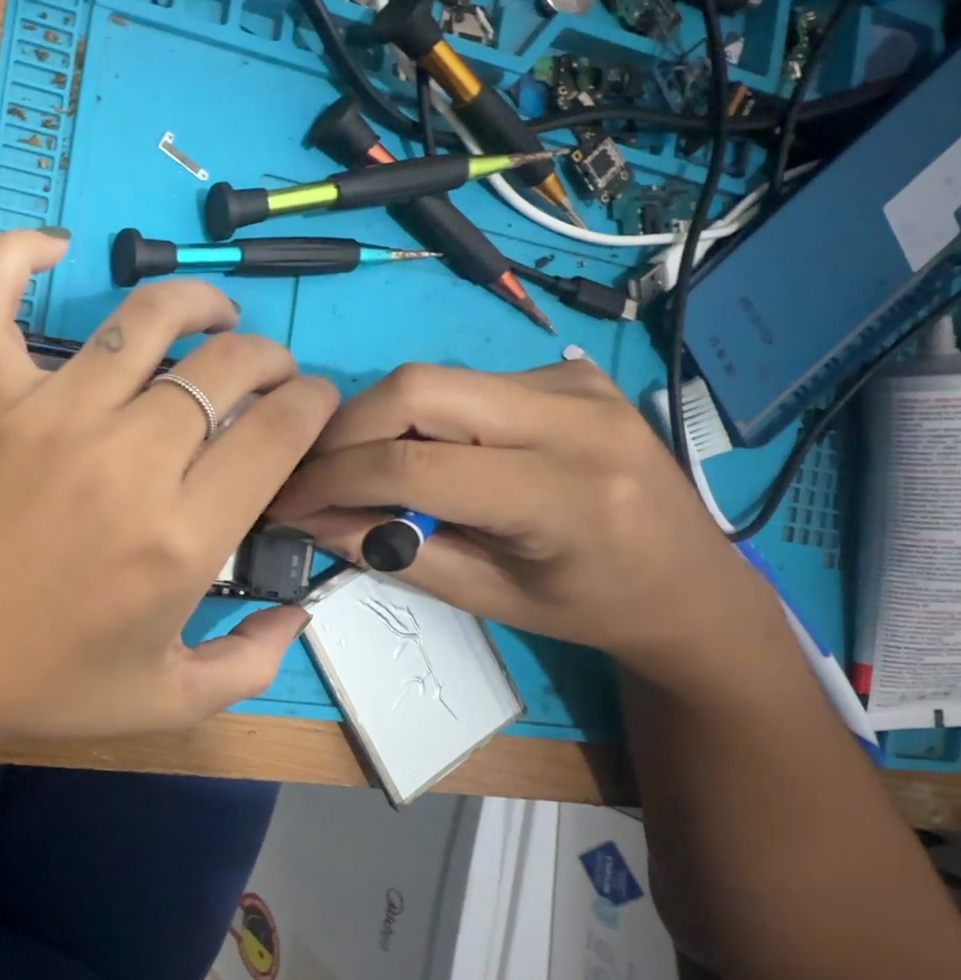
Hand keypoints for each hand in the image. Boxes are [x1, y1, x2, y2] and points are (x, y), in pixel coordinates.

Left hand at [0, 229, 339, 746]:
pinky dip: (10, 263)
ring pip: (143, 324)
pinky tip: (53, 245)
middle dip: (268, 359)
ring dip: (193, 302)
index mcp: (184, 536)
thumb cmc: (45, 681)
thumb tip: (301, 615)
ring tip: (212, 313)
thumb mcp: (166, 700)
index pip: (278, 430)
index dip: (311, 404)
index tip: (308, 406)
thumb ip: (251, 661)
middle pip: (225, 368)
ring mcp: (56, 422)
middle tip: (267, 374)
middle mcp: (129, 461)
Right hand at [266, 361, 784, 673]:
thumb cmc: (589, 608)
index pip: (415, 465)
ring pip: (431, 378)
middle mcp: (577, 419)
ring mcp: (576, 383)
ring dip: (372, 421)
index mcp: (567, 494)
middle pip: (417, 389)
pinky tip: (415, 453)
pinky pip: (460, 383)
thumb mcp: (485, 597)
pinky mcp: (567, 372)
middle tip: (309, 474)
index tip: (285, 501)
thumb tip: (305, 516)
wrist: (695, 583)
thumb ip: (390, 550)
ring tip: (352, 469)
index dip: (332, 479)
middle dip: (342, 430)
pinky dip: (414, 417)